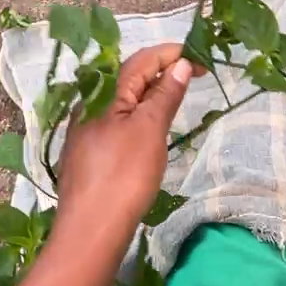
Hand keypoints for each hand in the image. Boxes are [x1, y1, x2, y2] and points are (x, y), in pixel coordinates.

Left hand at [54, 43, 203, 238]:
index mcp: (105, 93)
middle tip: (193, 77)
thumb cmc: (124, 175)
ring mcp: (85, 129)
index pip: (142, 59)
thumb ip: (165, 94)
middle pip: (130, 76)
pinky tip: (148, 128)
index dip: (172, 54)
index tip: (200, 61)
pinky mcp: (86, 152)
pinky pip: (116, 119)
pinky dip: (137, 114)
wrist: (90, 232)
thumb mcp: (151, 130)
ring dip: (150, 92)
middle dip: (162, 70)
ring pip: (122, 99)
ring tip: (175, 98)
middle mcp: (90, 105)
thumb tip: (180, 64)